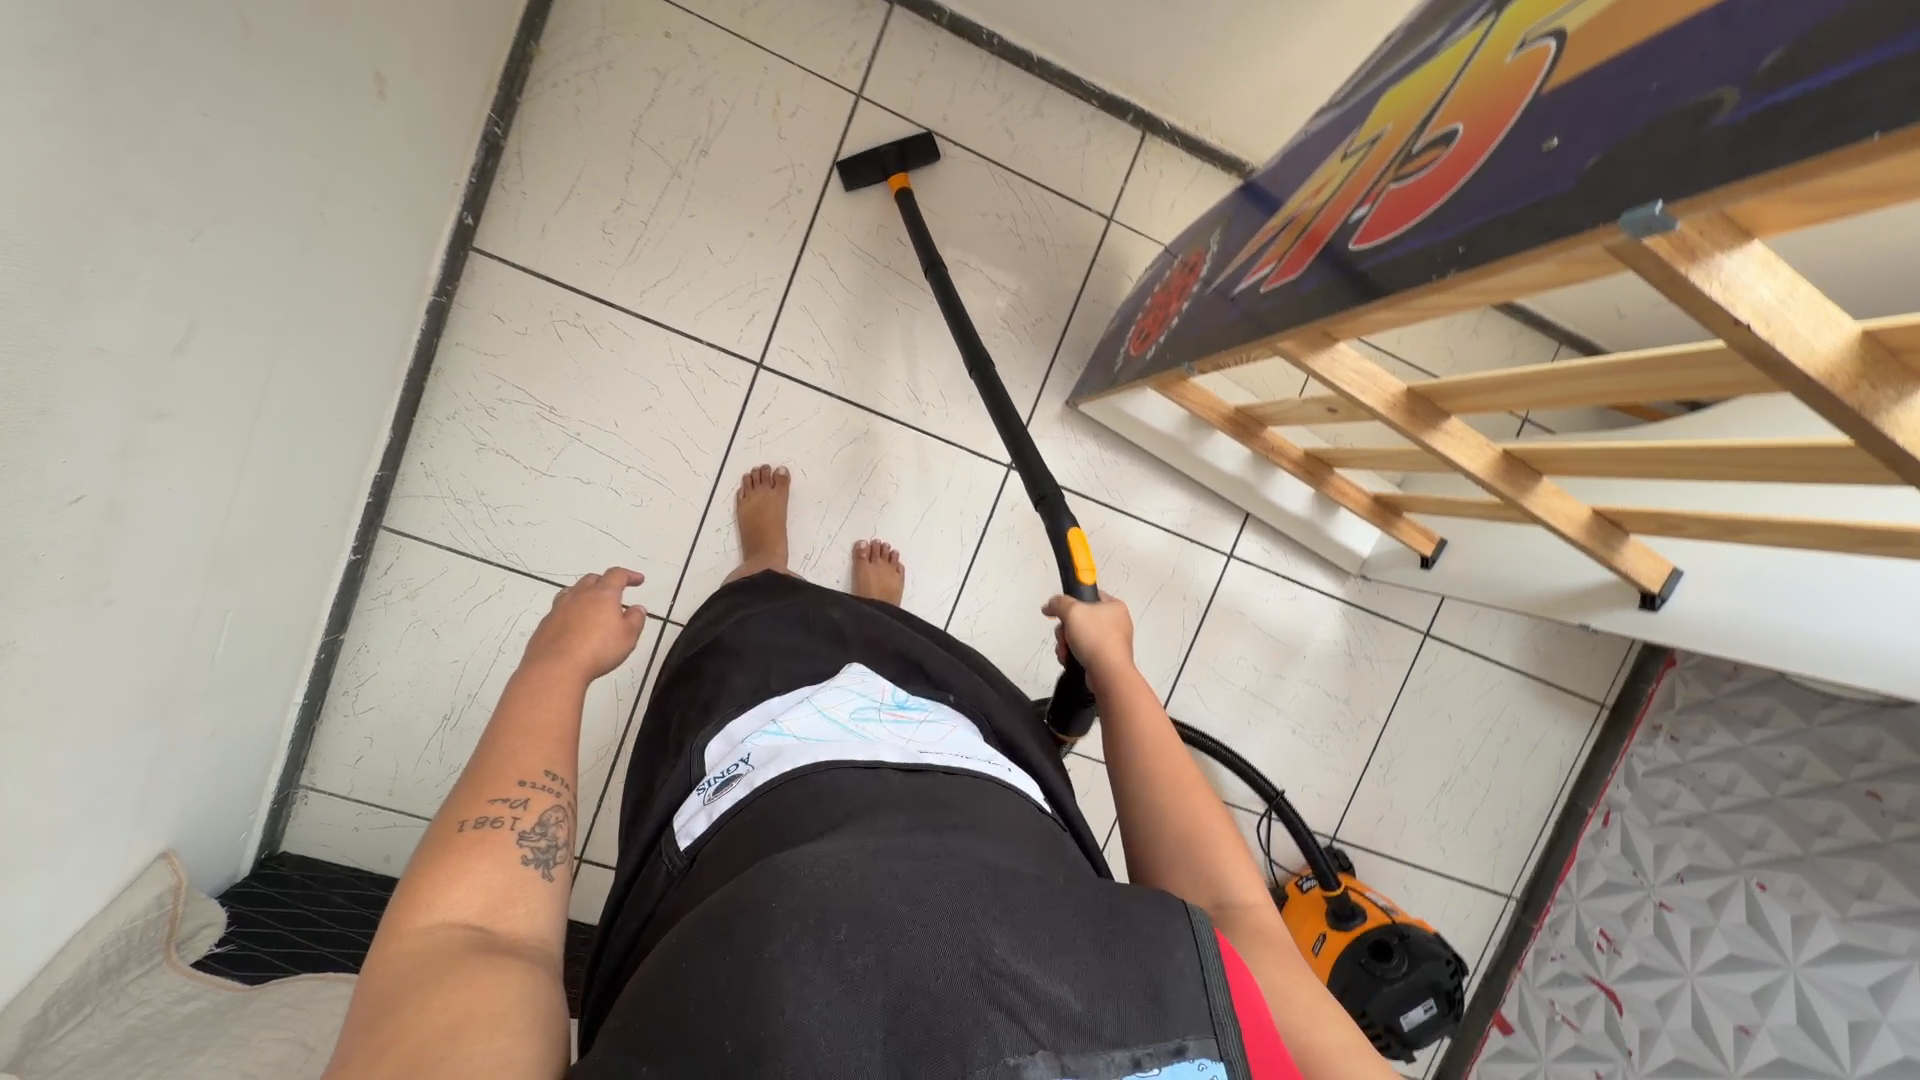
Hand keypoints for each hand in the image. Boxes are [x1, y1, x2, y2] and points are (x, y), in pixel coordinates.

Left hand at [522, 567, 647, 682]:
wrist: (556, 668)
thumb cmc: (598, 650)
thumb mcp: (628, 636)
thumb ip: (636, 619)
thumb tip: (637, 608)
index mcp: (603, 594)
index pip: (617, 575)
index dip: (629, 575)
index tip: (638, 579)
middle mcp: (580, 595)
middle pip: (592, 579)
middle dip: (606, 582)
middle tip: (615, 592)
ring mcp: (559, 608)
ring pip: (573, 591)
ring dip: (585, 593)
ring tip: (593, 605)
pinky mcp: (546, 623)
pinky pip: (560, 608)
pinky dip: (571, 610)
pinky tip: (575, 625)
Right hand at [1042, 590, 1135, 677]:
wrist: (1108, 673)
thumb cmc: (1095, 638)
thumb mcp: (1072, 612)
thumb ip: (1058, 603)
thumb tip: (1049, 605)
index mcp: (1114, 606)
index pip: (1089, 595)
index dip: (1072, 600)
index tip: (1060, 610)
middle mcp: (1116, 622)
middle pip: (1080, 618)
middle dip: (1065, 628)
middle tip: (1064, 635)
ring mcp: (1112, 641)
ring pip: (1080, 635)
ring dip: (1066, 642)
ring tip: (1066, 650)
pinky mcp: (1106, 657)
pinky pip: (1085, 650)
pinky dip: (1073, 654)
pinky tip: (1069, 658)